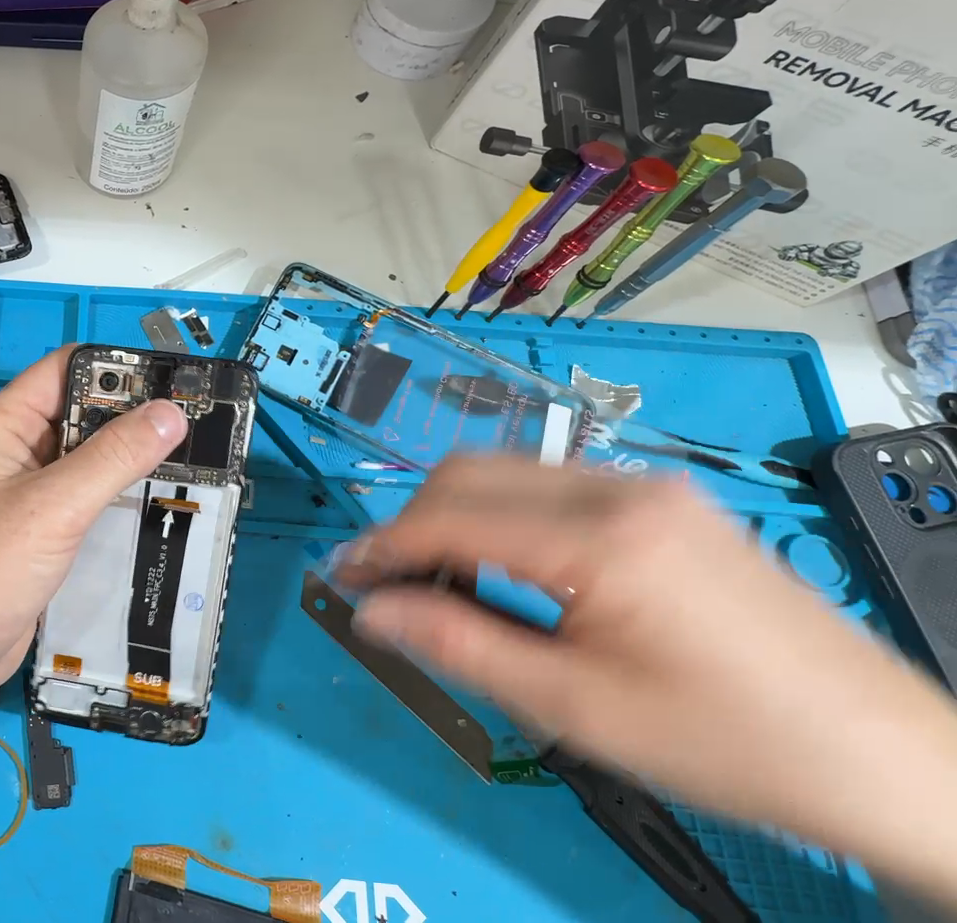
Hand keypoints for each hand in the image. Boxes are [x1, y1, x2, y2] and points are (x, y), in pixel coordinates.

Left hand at [0, 346, 184, 707]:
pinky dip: (120, 494)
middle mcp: (17, 449)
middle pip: (82, 411)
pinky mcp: (43, 528)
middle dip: (133, 414)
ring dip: (131, 456)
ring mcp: (30, 490)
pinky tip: (161, 502)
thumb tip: (170, 414)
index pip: (64, 369)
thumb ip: (113, 458)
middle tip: (197, 423)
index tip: (173, 380)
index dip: (115, 368)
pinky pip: (88, 496)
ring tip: (193, 458)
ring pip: (89, 456)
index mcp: (5, 426)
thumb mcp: (55, 506)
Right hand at [333, 455, 956, 870]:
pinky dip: (504, 516)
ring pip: (510, 472)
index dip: (382, 545)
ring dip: (455, 516)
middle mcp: (623, 489)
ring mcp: (653, 489)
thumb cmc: (728, 744)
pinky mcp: (670, 504)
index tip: (340, 577)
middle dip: (411, 523)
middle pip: (472, 473)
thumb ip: (460, 646)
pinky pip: (554, 486)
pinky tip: (506, 568)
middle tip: (386, 585)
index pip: (450, 515)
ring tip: (439, 580)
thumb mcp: (576, 709)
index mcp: (601, 539)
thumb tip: (370, 610)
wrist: (893, 762)